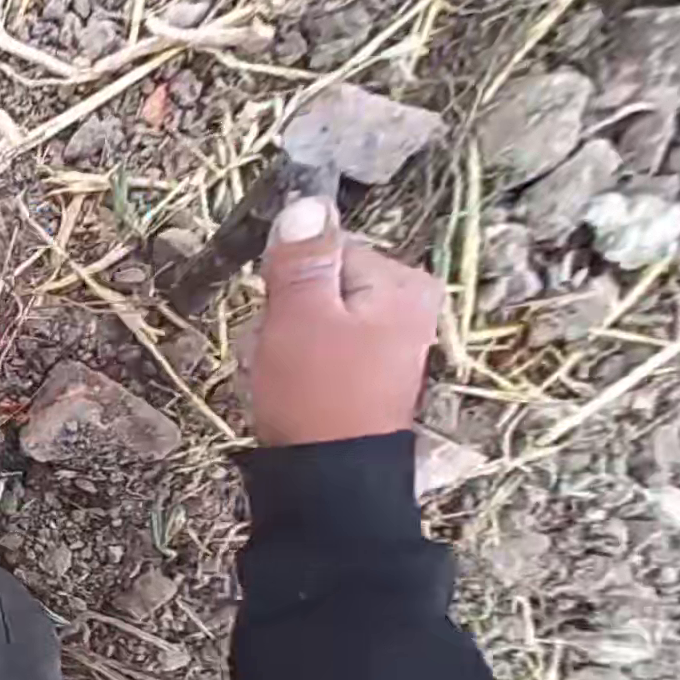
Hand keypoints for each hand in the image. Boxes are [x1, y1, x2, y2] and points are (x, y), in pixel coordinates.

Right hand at [248, 196, 442, 446]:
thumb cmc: (315, 393)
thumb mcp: (299, 319)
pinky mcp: (362, 371)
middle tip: (276, 348)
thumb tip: (305, 204)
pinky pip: (316, 345)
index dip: (288, 279)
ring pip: (310, 317)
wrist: (326, 476)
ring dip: (281, 339)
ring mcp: (384, 342)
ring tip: (278, 371)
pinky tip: (285, 384)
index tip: (275, 314)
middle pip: (319, 284)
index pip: (327, 250)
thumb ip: (301, 262)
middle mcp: (404, 306)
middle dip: (283, 312)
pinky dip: (292, 360)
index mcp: (401, 285)